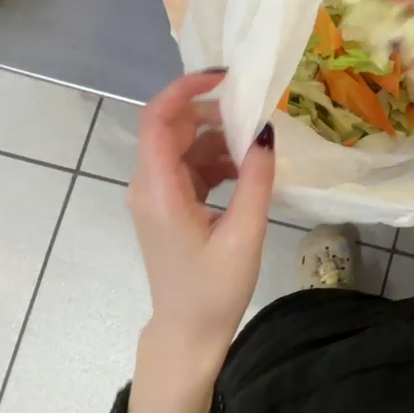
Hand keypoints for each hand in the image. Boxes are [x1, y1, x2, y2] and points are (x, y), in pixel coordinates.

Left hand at [126, 69, 275, 364]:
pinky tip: (246, 170)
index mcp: (159, 190)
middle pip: (171, 128)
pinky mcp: (168, 206)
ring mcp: (156, 196)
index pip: (157, 119)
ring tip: (257, 147)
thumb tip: (266, 132)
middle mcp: (148, 186)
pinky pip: (189, 166)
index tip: (224, 77)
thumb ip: (256, 179)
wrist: (187, 335)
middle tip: (255, 112)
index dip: (185, 89)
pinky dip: (216, 160)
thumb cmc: (213, 291)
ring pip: (182, 146)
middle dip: (211, 113)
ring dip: (218, 138)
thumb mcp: (245, 234)